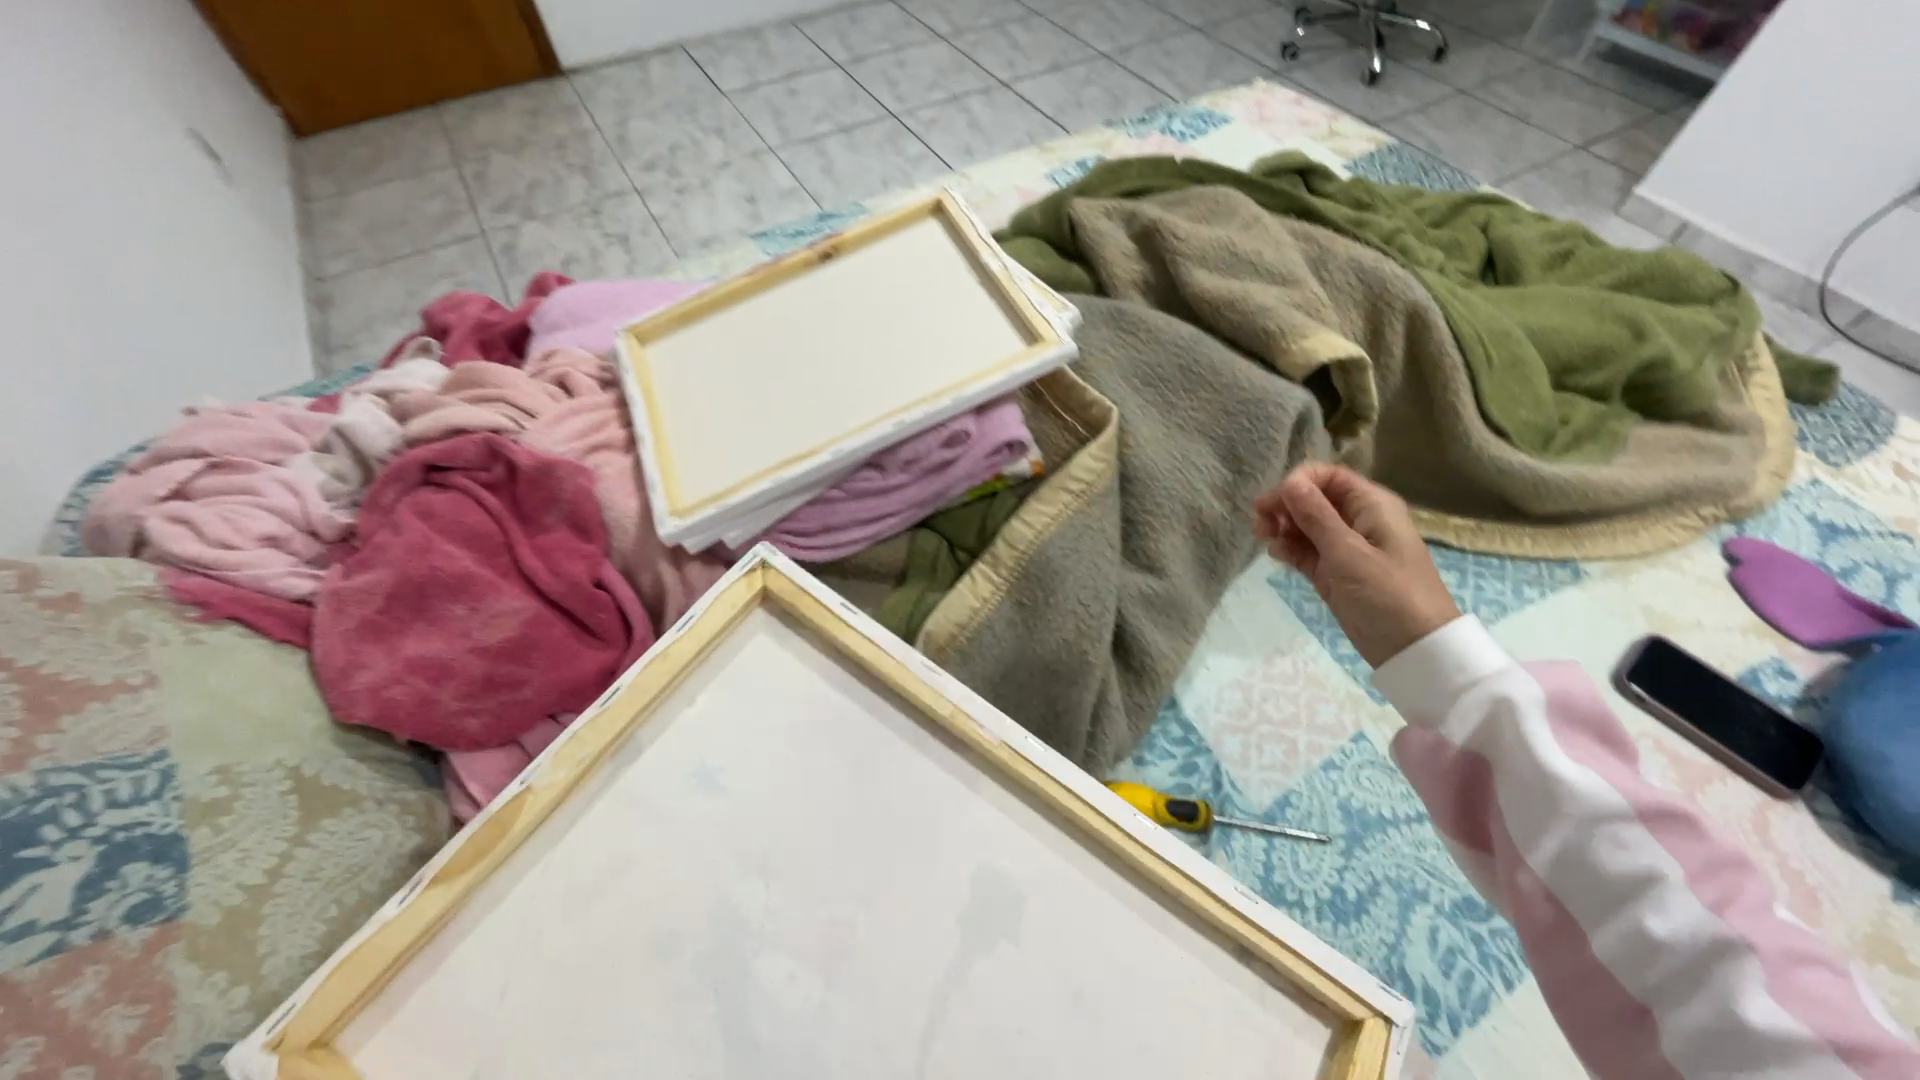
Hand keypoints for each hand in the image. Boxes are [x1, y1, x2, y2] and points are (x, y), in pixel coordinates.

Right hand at [1252, 464, 1460, 667]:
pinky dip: (1289, 549)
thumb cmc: (1387, 594)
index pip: (1328, 476)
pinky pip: (1306, 550)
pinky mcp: (1334, 572)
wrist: (1412, 648)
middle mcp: (1358, 520)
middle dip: (1284, 505)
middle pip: (1313, 499)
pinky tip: (1276, 554)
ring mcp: (1345, 548)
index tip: (1274, 502)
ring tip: (1264, 540)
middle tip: (1258, 523)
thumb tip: (1289, 482)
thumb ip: (1316, 516)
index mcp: (1371, 505)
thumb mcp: (1348, 552)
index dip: (1299, 482)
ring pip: (1306, 525)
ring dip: (1282, 527)